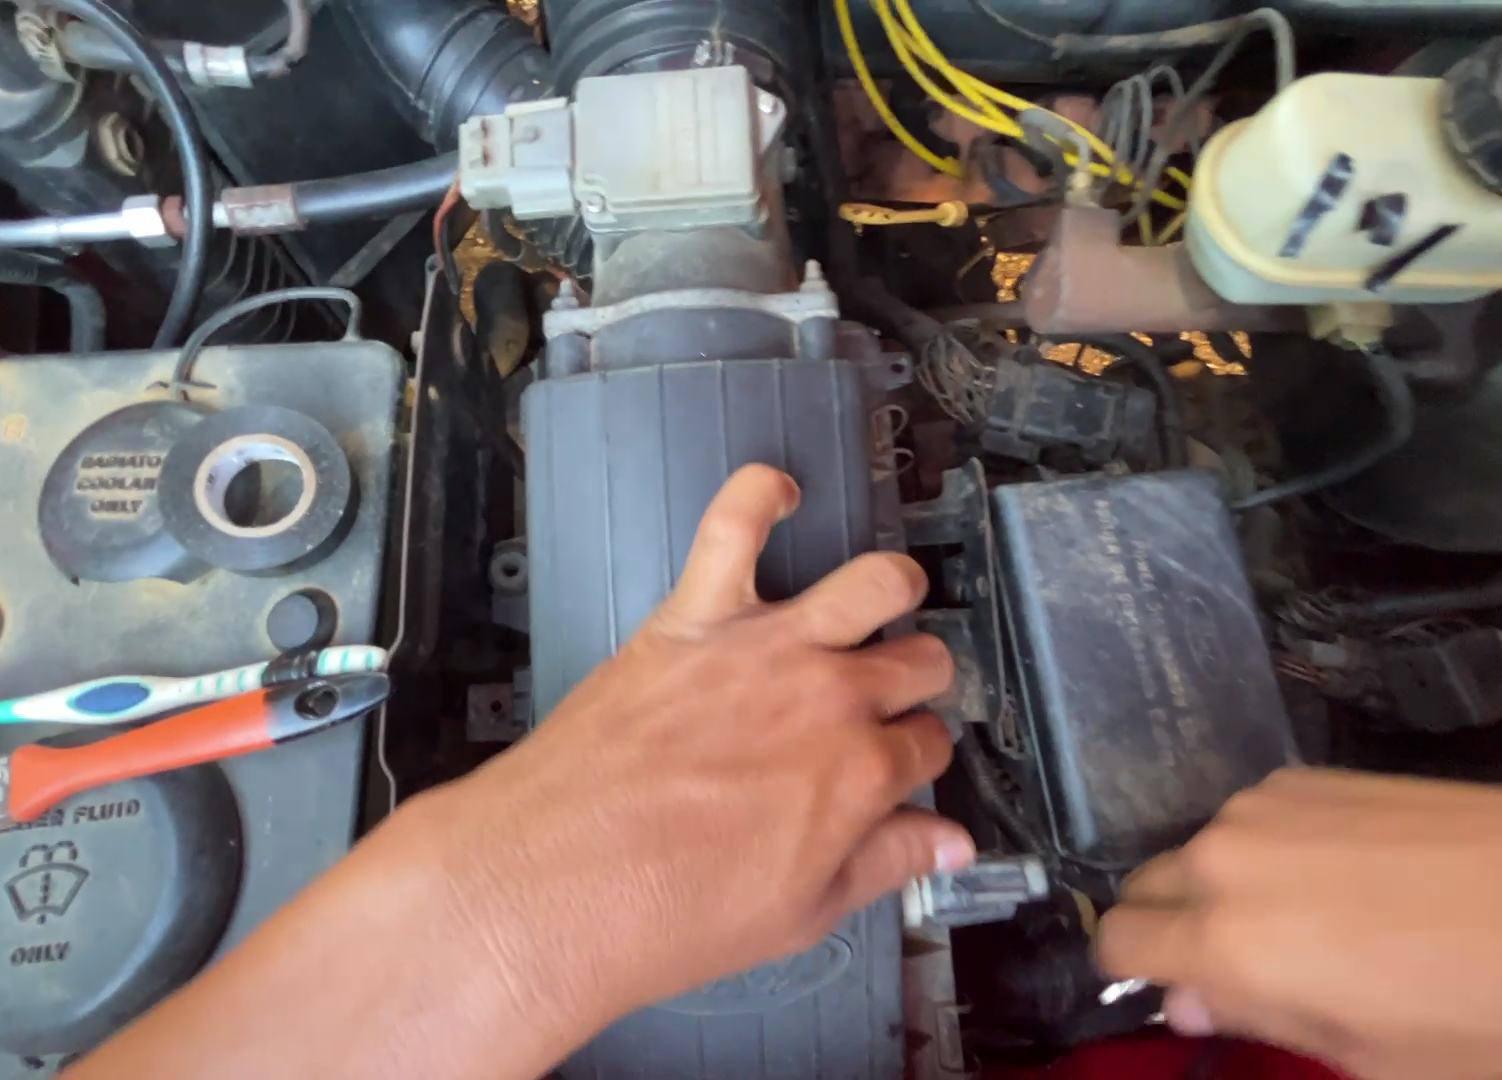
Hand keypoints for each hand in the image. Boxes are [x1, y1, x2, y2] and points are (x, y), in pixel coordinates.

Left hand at [407, 463, 973, 1023]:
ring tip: (877, 600)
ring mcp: (766, 645)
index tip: (898, 763)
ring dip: (890, 588)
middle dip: (917, 677)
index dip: (917, 755)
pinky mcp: (696, 613)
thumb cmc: (669, 908)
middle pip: (919, 660)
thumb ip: (886, 863)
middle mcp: (829, 695)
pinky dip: (761, 493)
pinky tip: (780, 492)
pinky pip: (736, 523)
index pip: (928, 745)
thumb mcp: (800, 912)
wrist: (552, 881)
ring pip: (873, 582)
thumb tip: (949, 843)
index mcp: (860, 772)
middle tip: (887, 692)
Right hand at [1096, 768, 1501, 1079]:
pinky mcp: (1289, 777)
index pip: (1117, 942)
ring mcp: (1250, 808)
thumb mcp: (1378, 1058)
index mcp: (1231, 942)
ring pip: (1194, 854)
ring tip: (1311, 913)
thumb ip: (1257, 1019)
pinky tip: (1342, 869)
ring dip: (1220, 887)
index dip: (1127, 970)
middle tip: (1241, 963)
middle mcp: (1217, 861)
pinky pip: (1243, 821)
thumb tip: (1186, 1000)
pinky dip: (1262, 850)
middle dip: (1169, 928)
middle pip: (1140, 889)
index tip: (1161, 985)